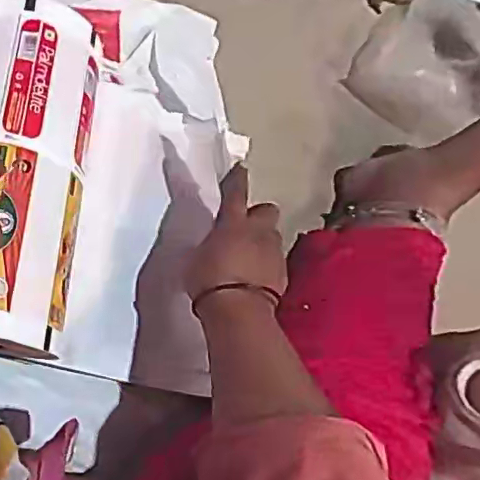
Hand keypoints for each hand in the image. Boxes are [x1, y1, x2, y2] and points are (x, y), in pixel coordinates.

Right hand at [185, 163, 287, 307]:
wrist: (238, 309)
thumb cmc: (208, 279)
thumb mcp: (195, 257)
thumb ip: (207, 245)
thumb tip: (210, 245)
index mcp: (233, 223)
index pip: (235, 194)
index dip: (236, 180)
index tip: (240, 169)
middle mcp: (258, 232)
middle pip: (267, 210)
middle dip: (258, 216)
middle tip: (244, 227)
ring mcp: (273, 252)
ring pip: (272, 236)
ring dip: (262, 240)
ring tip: (247, 255)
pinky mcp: (283, 273)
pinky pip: (275, 259)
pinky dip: (266, 263)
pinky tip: (253, 276)